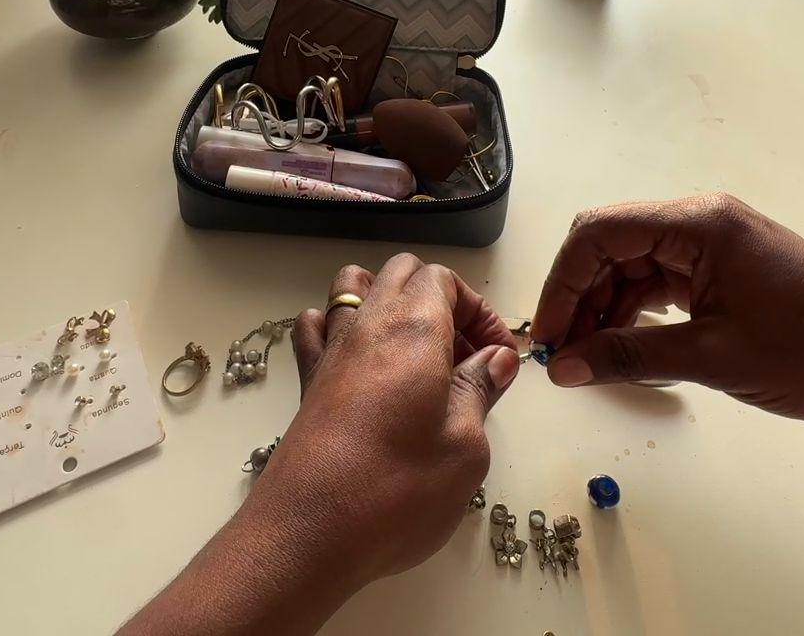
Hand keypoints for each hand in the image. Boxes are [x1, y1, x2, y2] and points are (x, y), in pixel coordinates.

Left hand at [254, 254, 520, 586]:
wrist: (309, 531)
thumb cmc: (397, 489)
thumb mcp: (465, 446)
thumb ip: (480, 390)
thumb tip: (496, 359)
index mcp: (413, 327)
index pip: (444, 278)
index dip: (477, 308)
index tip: (496, 355)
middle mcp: (368, 323)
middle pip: (402, 272)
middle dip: (440, 298)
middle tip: (464, 356)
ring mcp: (331, 347)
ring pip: (355, 285)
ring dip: (388, 300)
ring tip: (414, 351)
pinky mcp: (307, 378)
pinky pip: (318, 324)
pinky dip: (339, 325)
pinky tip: (361, 361)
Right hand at [529, 193, 803, 420]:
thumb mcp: (712, 358)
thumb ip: (629, 357)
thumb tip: (563, 370)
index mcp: (696, 222)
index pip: (599, 233)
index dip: (563, 282)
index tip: (550, 335)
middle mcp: (697, 220)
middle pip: (609, 245)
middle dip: (579, 296)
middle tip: (564, 353)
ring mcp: (708, 242)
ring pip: (629, 264)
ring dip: (604, 307)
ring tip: (588, 357)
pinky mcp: (717, 266)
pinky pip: (656, 279)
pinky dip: (633, 310)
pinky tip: (621, 343)